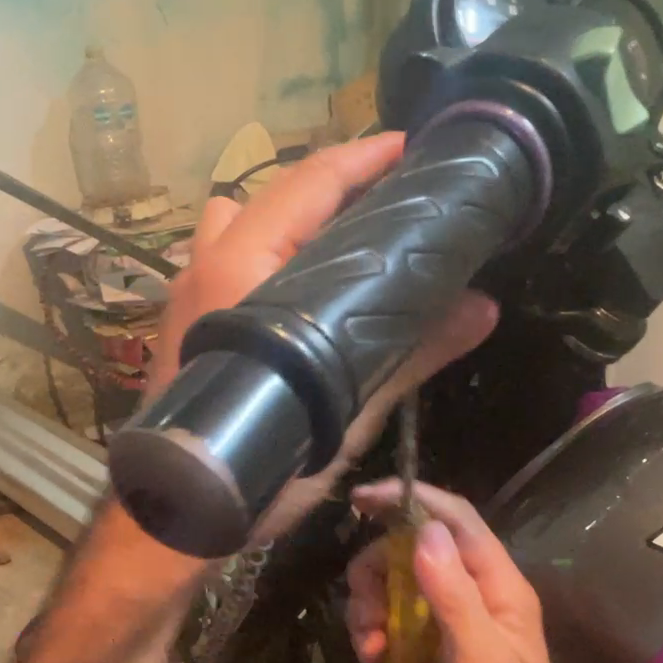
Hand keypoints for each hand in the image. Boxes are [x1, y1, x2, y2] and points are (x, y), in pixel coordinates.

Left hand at [145, 133, 498, 546]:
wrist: (179, 513)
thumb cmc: (260, 464)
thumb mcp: (347, 410)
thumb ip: (414, 353)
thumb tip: (483, 310)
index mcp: (241, 269)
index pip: (309, 184)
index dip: (364, 158)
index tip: (414, 149)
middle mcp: (208, 265)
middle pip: (274, 193)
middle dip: (332, 186)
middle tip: (392, 199)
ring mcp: (188, 292)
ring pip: (240, 221)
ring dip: (289, 219)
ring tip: (343, 241)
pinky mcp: (184, 322)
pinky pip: (226, 257)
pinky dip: (266, 251)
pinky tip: (300, 288)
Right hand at [345, 480, 589, 662]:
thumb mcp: (479, 661)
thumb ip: (454, 595)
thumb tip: (425, 531)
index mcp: (499, 588)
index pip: (456, 521)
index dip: (411, 501)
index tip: (361, 499)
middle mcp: (475, 595)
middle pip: (414, 551)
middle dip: (379, 570)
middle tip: (363, 609)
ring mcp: (450, 623)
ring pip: (396, 585)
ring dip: (370, 608)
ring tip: (368, 647)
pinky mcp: (430, 650)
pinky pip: (391, 620)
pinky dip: (374, 634)